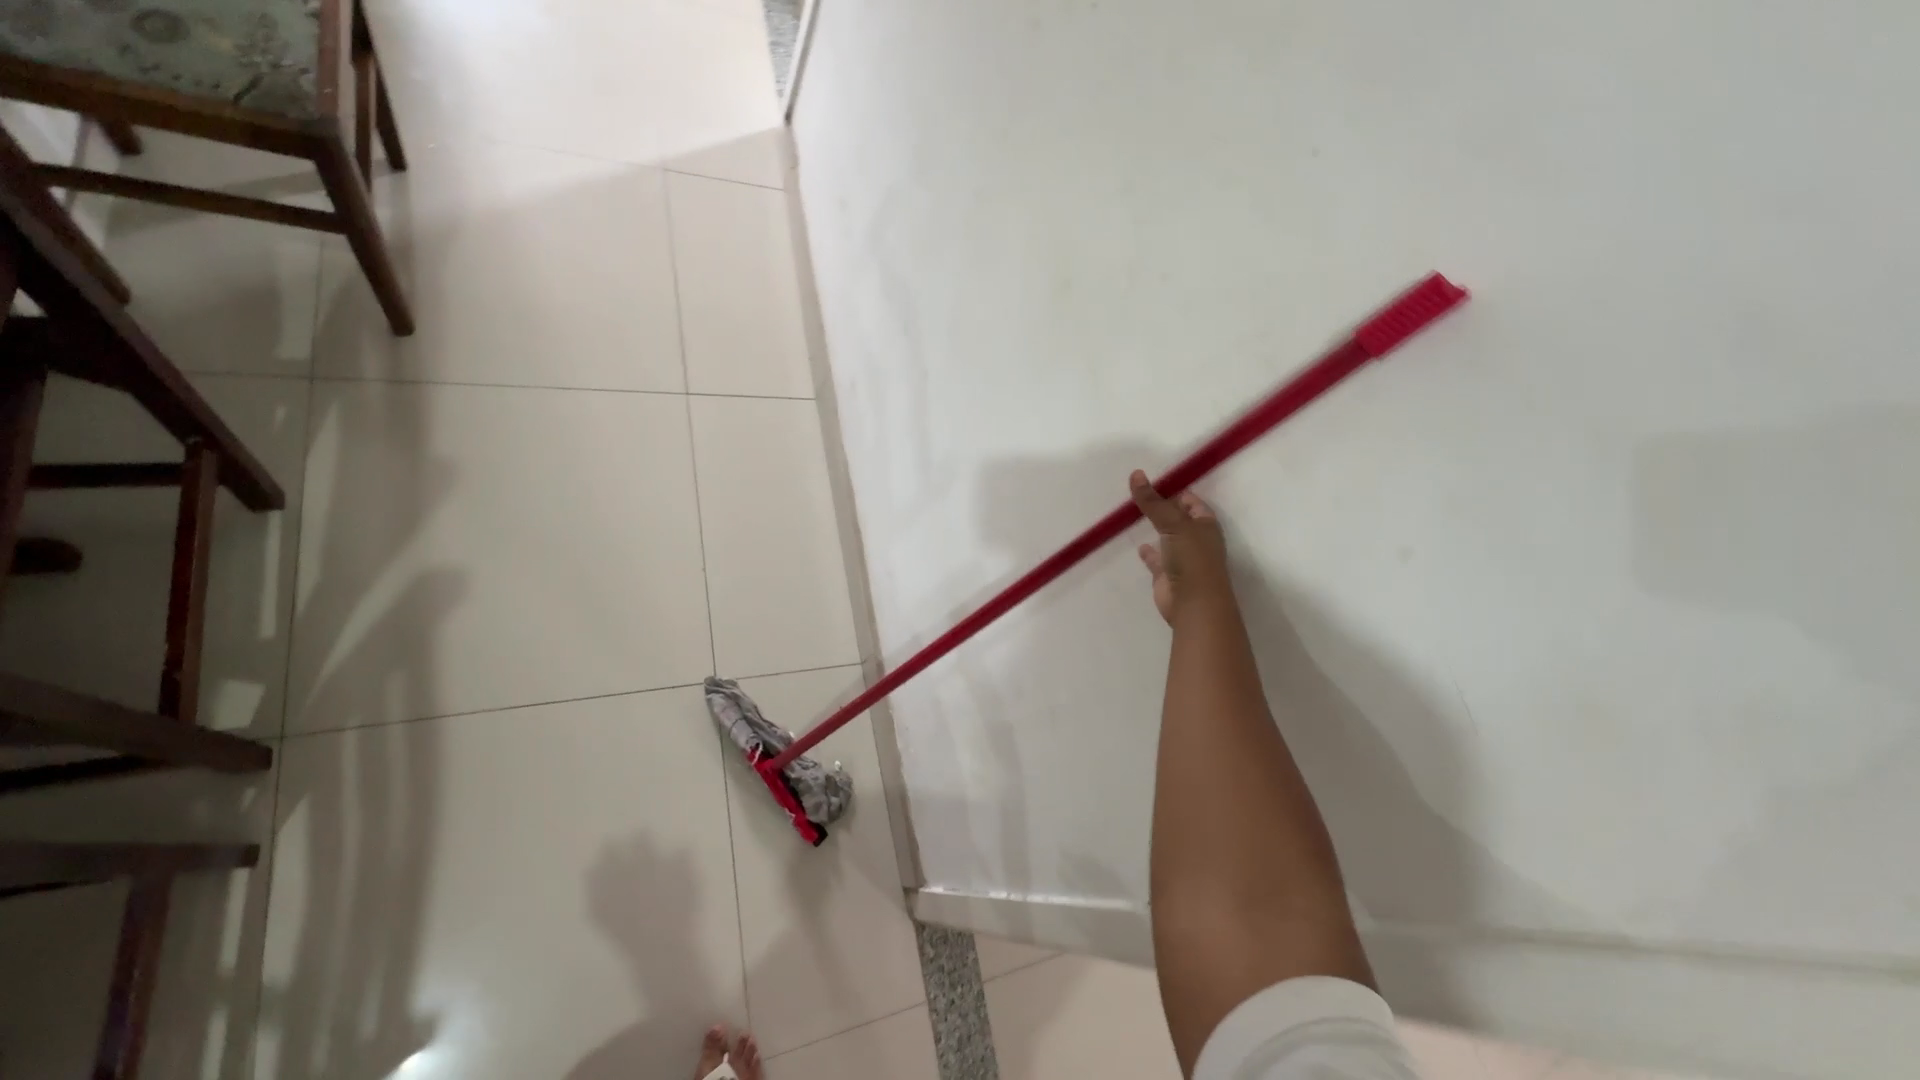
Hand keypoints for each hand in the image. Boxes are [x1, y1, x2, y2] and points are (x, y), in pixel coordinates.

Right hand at [1130, 470, 1230, 624]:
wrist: (1193, 603)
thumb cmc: (1192, 559)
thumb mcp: (1173, 524)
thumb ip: (1153, 502)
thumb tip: (1136, 474)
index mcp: (1205, 524)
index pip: (1190, 500)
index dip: (1173, 490)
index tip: (1149, 482)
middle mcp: (1195, 539)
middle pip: (1177, 517)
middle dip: (1161, 507)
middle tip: (1136, 494)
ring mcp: (1182, 557)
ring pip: (1167, 537)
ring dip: (1155, 528)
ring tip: (1132, 515)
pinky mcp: (1167, 575)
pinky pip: (1157, 559)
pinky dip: (1149, 552)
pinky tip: (1139, 545)